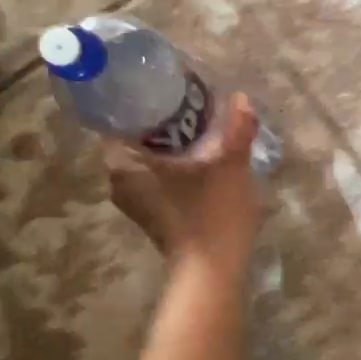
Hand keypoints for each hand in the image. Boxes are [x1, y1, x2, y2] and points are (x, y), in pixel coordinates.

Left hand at [106, 93, 265, 275]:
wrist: (213, 272)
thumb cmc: (212, 215)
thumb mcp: (230, 166)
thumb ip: (236, 130)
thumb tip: (242, 98)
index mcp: (122, 160)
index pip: (119, 114)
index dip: (143, 97)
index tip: (168, 87)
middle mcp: (118, 178)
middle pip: (137, 136)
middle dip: (163, 121)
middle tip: (192, 105)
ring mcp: (134, 200)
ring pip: (149, 158)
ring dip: (172, 145)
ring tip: (202, 130)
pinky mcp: (152, 215)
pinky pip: (158, 178)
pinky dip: (176, 166)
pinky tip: (201, 161)